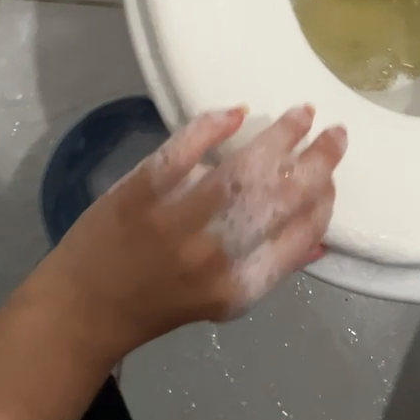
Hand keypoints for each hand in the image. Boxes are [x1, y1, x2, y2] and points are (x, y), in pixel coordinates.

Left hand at [15, 104, 346, 367]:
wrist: (83, 307)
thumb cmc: (160, 300)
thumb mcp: (222, 299)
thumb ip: (270, 267)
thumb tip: (320, 236)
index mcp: (239, 284)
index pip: (300, 235)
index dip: (323, 201)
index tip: (330, 178)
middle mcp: (215, 255)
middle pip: (280, 198)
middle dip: (317, 162)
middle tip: (336, 135)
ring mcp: (177, 220)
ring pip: (242, 169)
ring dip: (281, 136)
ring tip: (303, 114)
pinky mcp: (143, 191)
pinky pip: (185, 150)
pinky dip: (213, 125)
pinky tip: (238, 112)